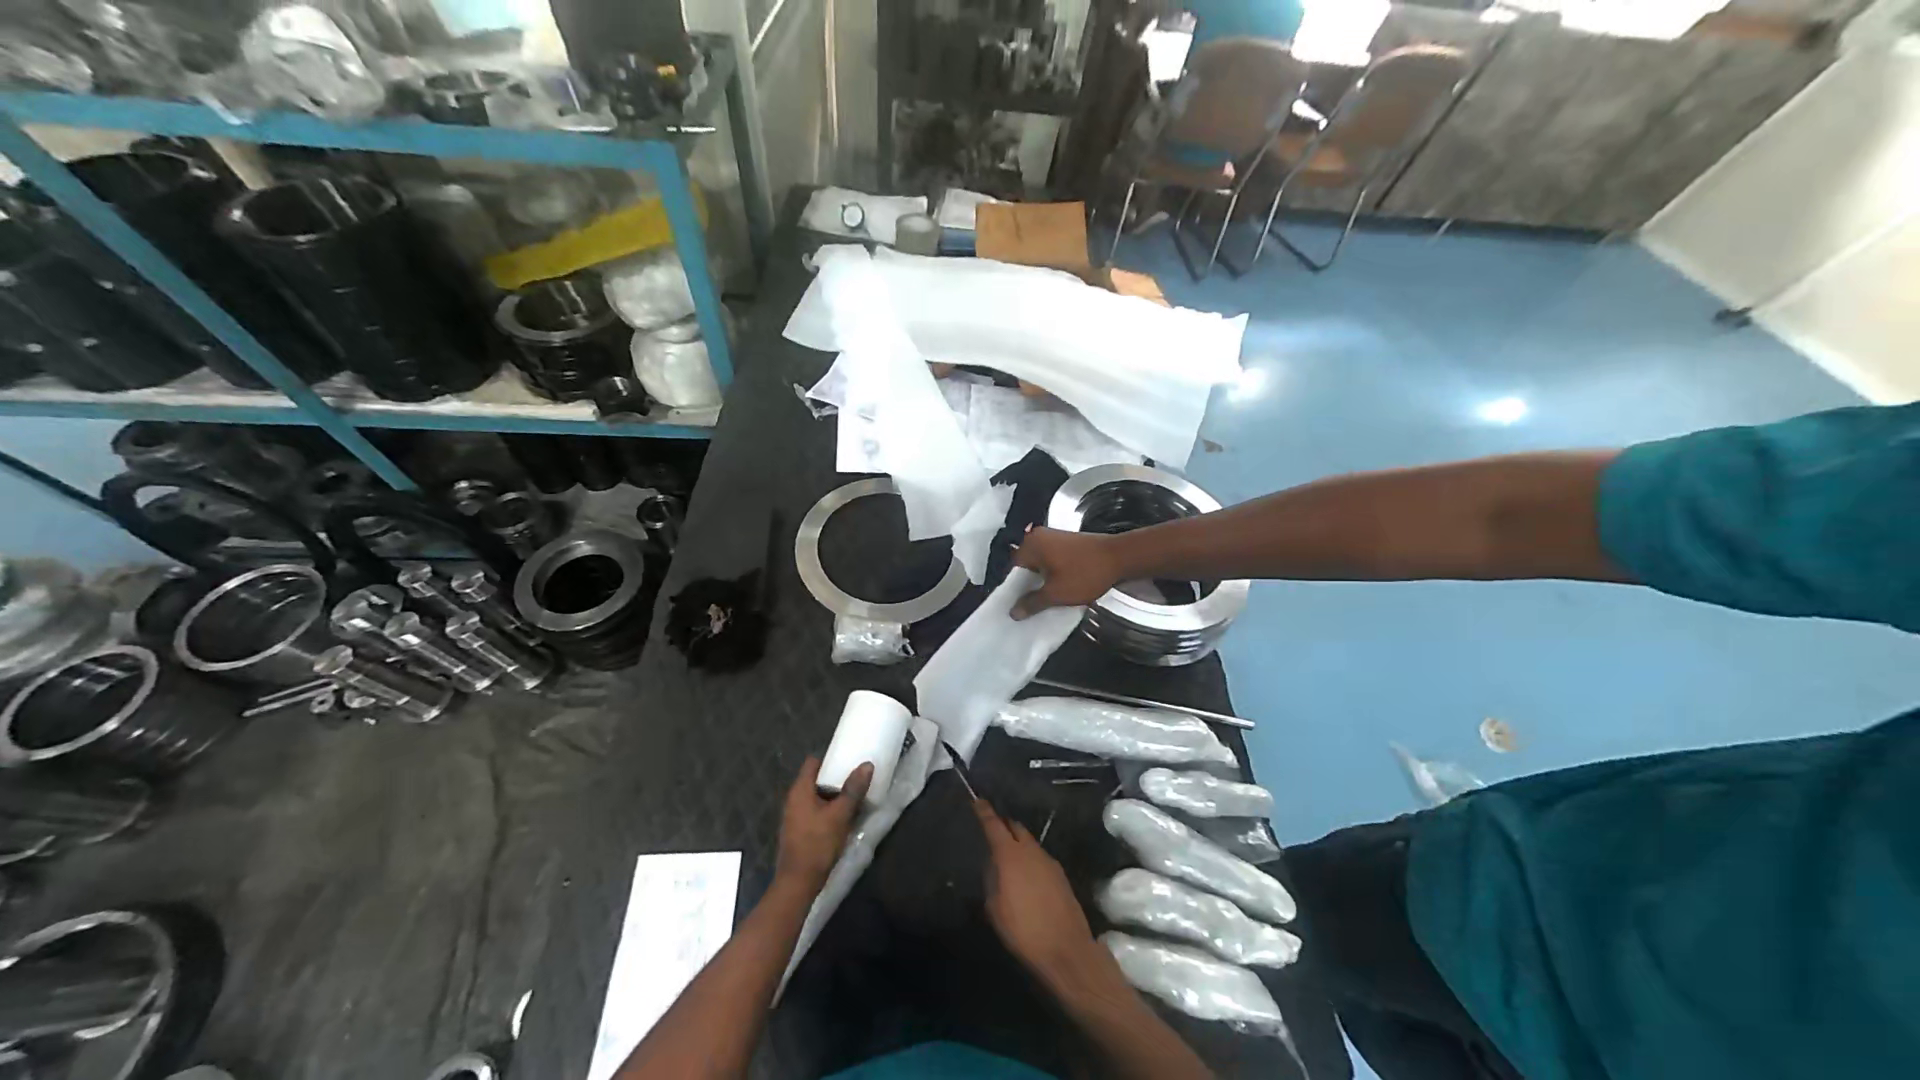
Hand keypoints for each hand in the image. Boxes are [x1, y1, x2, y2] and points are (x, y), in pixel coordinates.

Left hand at [776, 757, 871, 894]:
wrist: (798, 882)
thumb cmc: (818, 844)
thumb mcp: (840, 815)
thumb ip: (853, 790)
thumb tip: (866, 765)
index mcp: (800, 790)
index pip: (813, 763)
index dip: (830, 758)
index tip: (848, 759)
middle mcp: (794, 799)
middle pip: (816, 779)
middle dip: (836, 778)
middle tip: (857, 778)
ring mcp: (795, 816)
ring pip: (816, 797)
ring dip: (834, 796)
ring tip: (855, 796)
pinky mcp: (799, 830)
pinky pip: (815, 811)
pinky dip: (828, 810)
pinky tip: (845, 817)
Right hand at [974, 797, 1102, 982]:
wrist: (1066, 950)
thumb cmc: (1023, 930)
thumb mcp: (995, 908)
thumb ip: (992, 880)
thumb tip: (993, 866)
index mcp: (1010, 855)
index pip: (994, 825)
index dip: (984, 811)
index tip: (977, 800)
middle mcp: (1031, 851)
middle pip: (1015, 827)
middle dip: (1003, 824)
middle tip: (992, 828)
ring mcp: (1049, 861)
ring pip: (1030, 842)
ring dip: (1018, 842)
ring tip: (1007, 854)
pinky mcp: (1061, 875)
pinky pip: (1040, 857)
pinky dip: (1030, 857)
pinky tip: (1025, 874)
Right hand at [1010, 528, 1127, 619]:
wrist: (1121, 557)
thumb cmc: (1085, 574)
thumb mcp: (1056, 594)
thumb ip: (1032, 603)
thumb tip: (1013, 612)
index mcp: (1031, 544)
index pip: (1012, 569)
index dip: (1013, 590)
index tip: (1018, 607)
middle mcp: (1039, 537)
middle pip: (1025, 566)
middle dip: (1028, 587)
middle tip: (1030, 608)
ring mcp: (1055, 538)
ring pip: (1040, 565)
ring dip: (1042, 582)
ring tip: (1045, 602)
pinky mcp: (1068, 543)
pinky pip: (1052, 561)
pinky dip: (1052, 575)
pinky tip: (1058, 591)